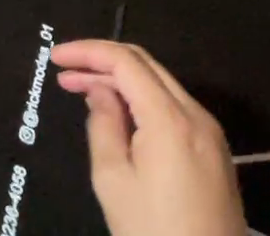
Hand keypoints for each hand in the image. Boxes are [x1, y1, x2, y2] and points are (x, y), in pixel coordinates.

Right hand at [51, 40, 248, 235]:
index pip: (125, 62)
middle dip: (101, 61)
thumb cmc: (152, 231)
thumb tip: (100, 91)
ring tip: (83, 89)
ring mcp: (210, 134)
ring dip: (120, 78)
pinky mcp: (214, 151)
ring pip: (160, 82)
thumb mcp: (113, 178)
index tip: (55, 58)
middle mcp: (196, 116)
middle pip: (145, 65)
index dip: (87, 52)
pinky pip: (172, 105)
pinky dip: (140, 97)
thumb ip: (103, 124)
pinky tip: (117, 112)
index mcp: (170, 120)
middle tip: (65, 73)